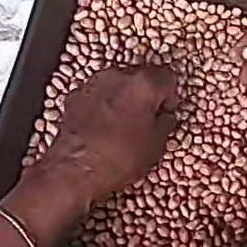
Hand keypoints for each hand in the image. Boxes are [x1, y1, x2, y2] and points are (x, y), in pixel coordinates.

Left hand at [24, 65, 178, 206]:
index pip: (167, 77)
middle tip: (150, 119)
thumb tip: (164, 119)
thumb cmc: (118, 158)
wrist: (76, 170)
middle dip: (147, 95)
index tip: (168, 111)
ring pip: (117, 84)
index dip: (171, 96)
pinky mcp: (75, 96)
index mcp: (144, 85)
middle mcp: (117, 76)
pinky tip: (106, 128)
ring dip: (124, 99)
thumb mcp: (156, 146)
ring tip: (126, 126)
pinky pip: (98, 95)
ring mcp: (93, 84)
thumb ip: (165, 124)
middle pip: (141, 77)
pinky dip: (104, 106)